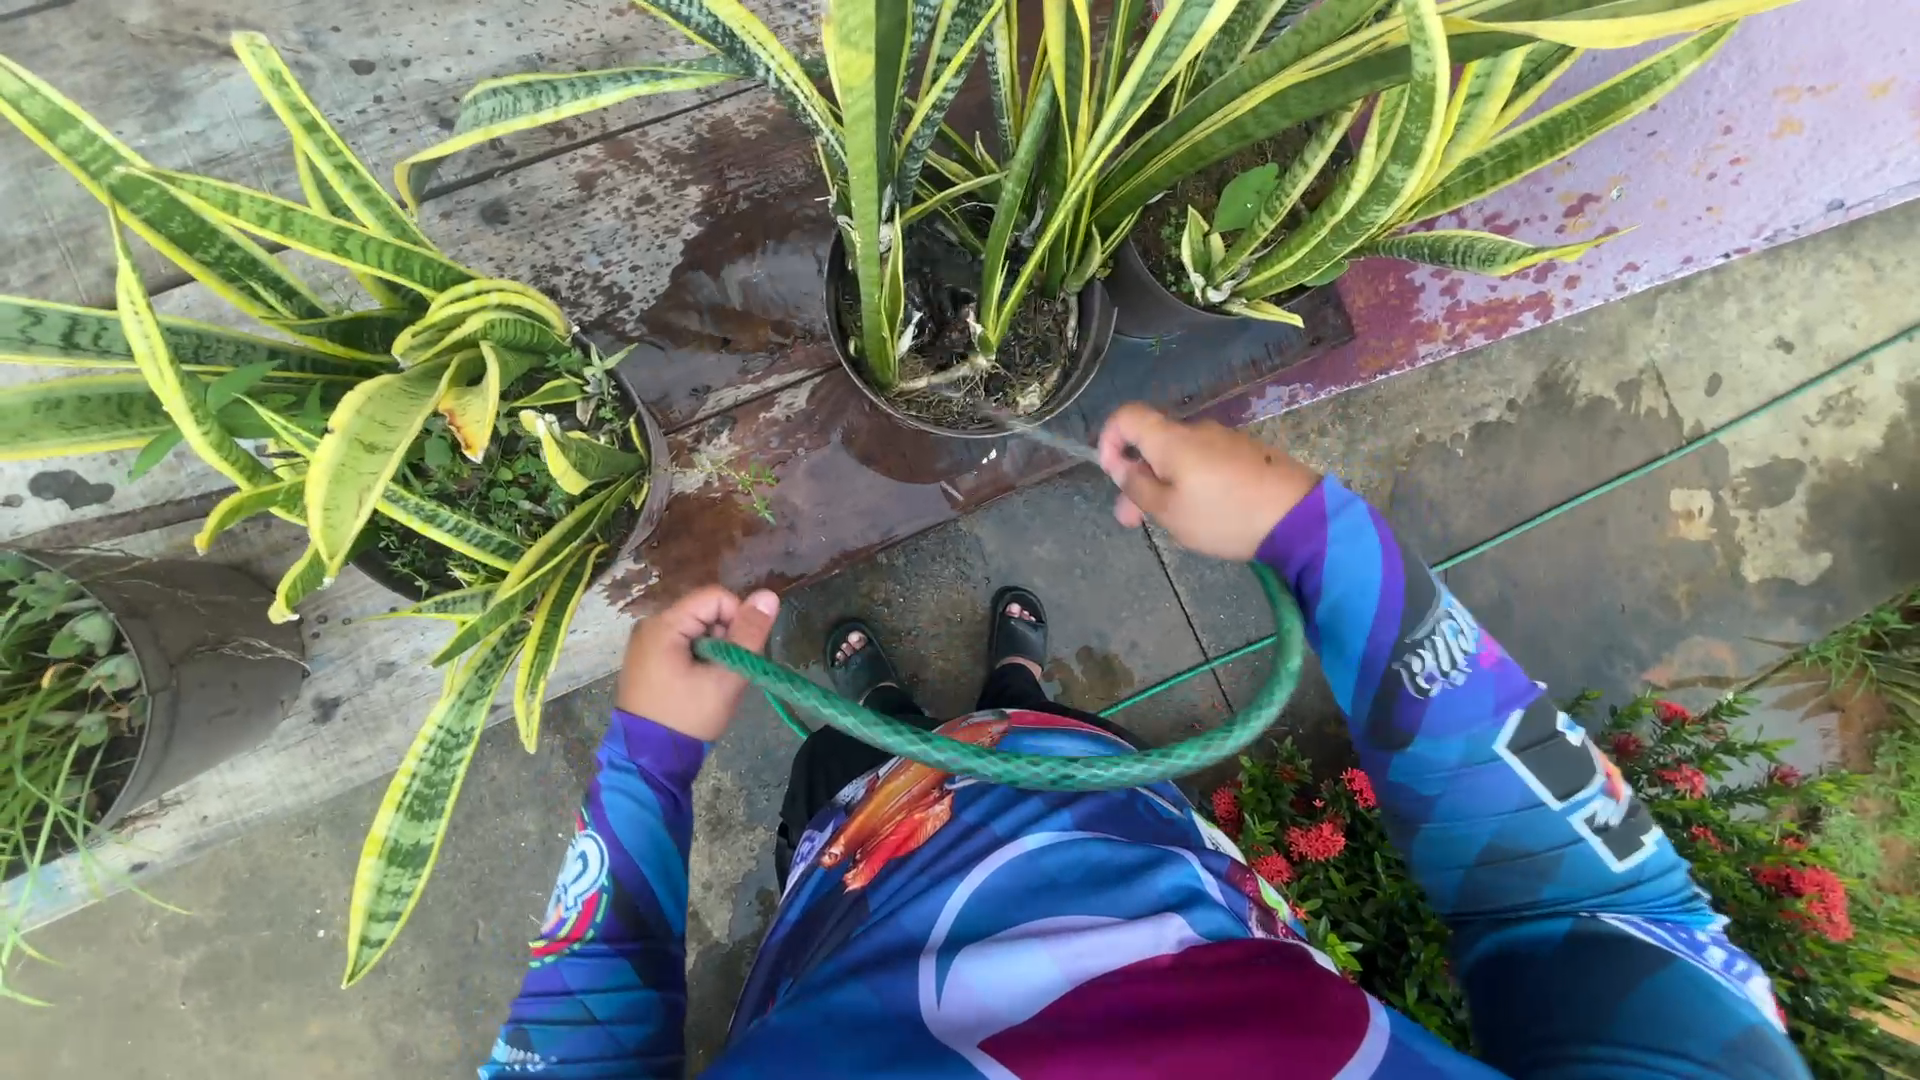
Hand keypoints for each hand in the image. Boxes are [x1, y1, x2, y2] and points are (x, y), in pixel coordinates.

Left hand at [617, 585, 780, 741]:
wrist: (648, 760)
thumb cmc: (689, 716)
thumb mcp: (726, 676)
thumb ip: (749, 634)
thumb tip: (769, 595)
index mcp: (664, 625)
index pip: (716, 597)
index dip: (739, 618)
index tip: (742, 652)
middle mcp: (650, 626)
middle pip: (706, 611)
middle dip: (726, 636)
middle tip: (727, 671)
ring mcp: (646, 643)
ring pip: (697, 628)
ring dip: (715, 648)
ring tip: (714, 680)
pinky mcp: (647, 660)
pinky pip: (683, 643)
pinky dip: (699, 657)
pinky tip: (699, 683)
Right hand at [1096, 403, 1319, 560]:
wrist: (1299, 516)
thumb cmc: (1224, 514)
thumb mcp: (1169, 511)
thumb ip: (1137, 487)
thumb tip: (1121, 467)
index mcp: (1171, 439)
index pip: (1126, 415)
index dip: (1108, 439)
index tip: (1110, 472)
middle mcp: (1196, 431)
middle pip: (1153, 444)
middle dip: (1136, 479)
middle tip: (1133, 521)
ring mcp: (1225, 440)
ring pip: (1179, 458)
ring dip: (1164, 485)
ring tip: (1171, 523)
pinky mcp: (1246, 454)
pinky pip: (1204, 463)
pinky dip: (1191, 483)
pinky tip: (1202, 513)